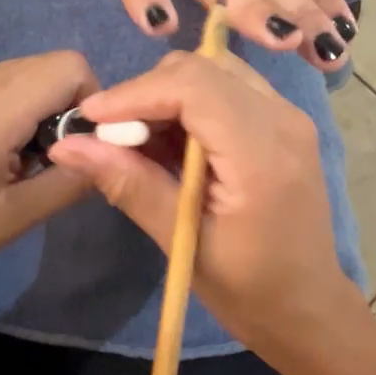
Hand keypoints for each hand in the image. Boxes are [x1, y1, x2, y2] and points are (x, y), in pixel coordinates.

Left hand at [0, 52, 97, 317]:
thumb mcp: (17, 217)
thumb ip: (74, 178)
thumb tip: (116, 152)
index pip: (71, 68)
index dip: (94, 104)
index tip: (88, 149)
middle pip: (52, 65)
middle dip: (72, 106)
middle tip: (59, 160)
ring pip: (29, 72)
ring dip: (45, 108)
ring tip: (28, 162)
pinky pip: (2, 83)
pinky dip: (21, 108)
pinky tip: (2, 155)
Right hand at [47, 51, 353, 348]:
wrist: (309, 306)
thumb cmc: (249, 289)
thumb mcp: (183, 240)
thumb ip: (130, 184)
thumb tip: (66, 146)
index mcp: (263, 153)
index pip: (194, 87)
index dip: (136, 93)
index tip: (90, 119)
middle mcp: (284, 119)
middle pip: (204, 68)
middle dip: (149, 91)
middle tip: (112, 136)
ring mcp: (290, 116)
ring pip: (216, 70)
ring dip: (169, 94)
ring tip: (140, 142)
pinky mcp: (286, 122)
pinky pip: (231, 88)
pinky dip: (193, 103)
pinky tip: (172, 144)